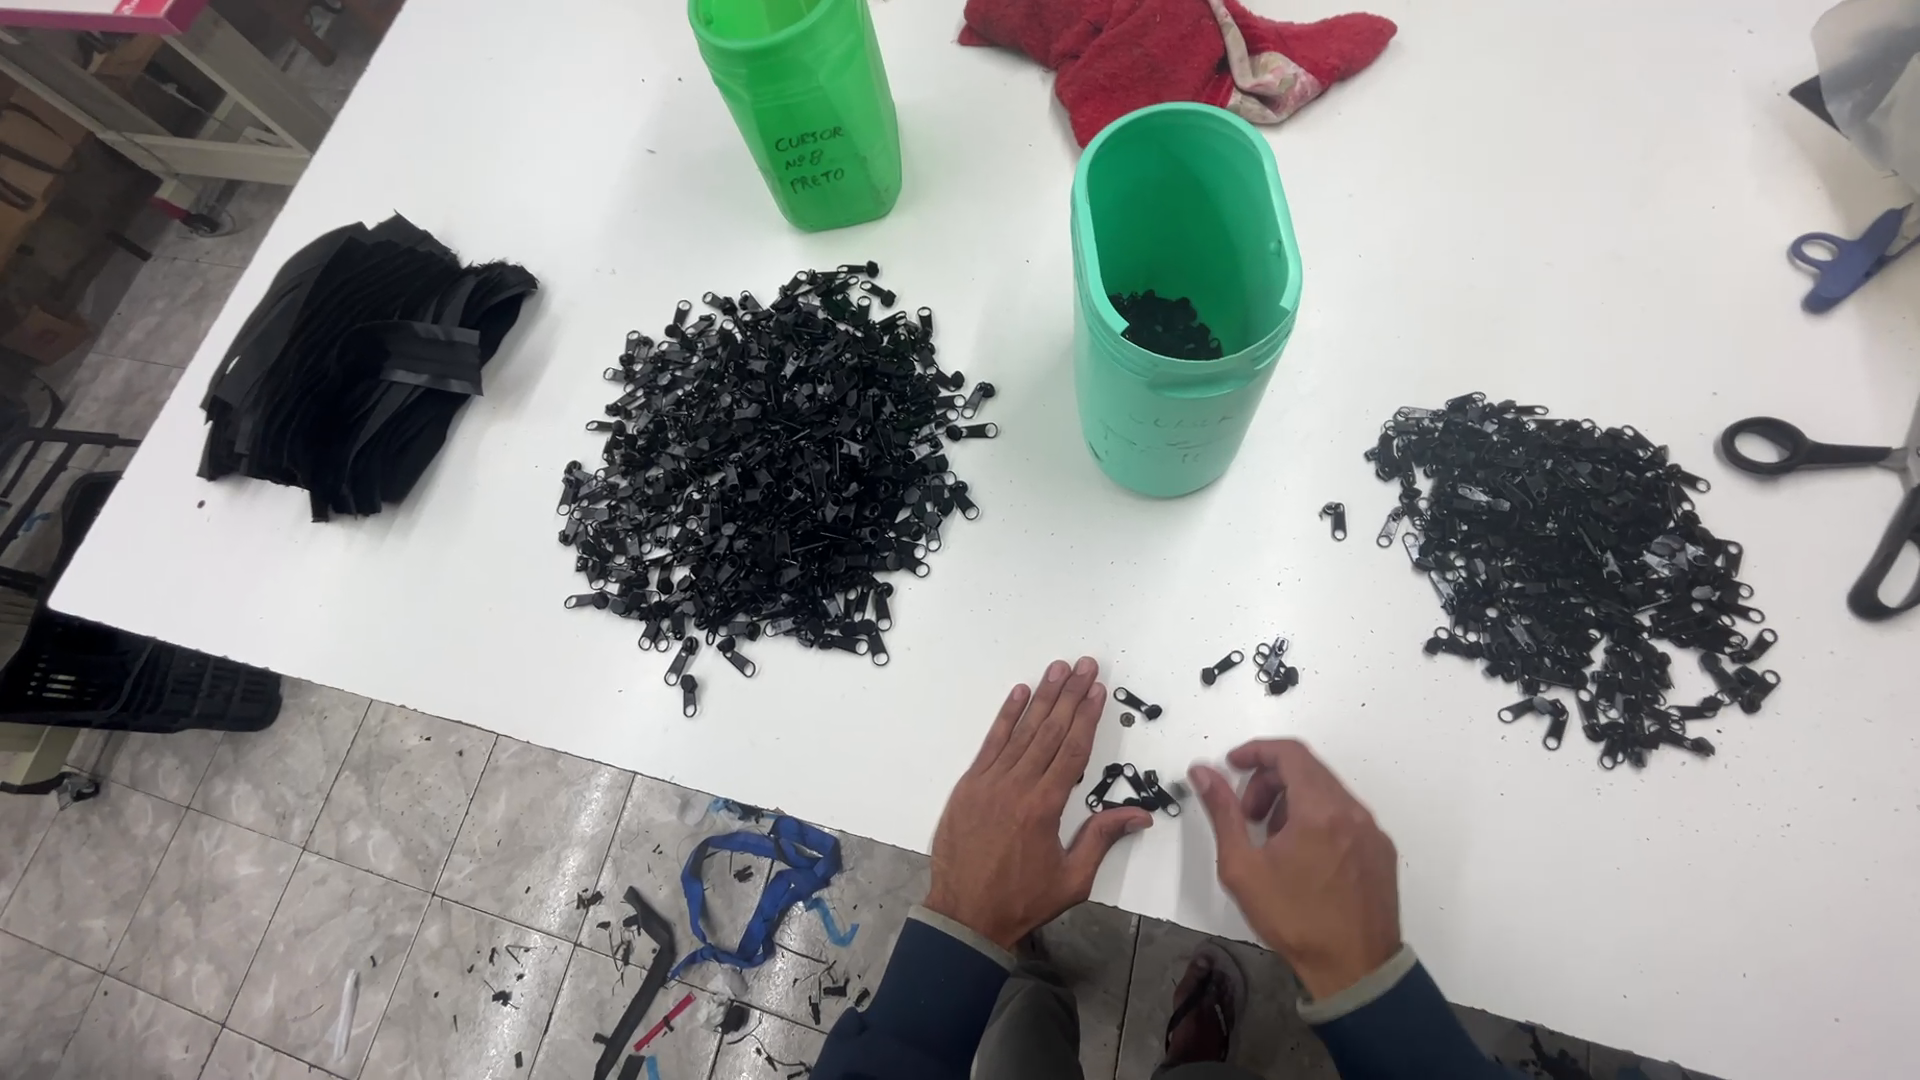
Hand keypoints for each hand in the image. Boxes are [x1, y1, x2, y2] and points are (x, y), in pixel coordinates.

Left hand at [924, 657, 1153, 948]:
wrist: (964, 915)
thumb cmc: (1022, 900)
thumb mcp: (1072, 878)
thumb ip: (1102, 838)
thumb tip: (1140, 814)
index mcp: (1044, 806)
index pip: (1073, 750)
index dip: (1087, 717)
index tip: (1097, 689)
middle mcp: (1017, 785)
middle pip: (1050, 731)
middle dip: (1070, 695)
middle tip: (1084, 665)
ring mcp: (989, 781)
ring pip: (1022, 731)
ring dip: (1041, 698)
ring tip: (1056, 669)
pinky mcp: (969, 784)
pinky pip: (991, 743)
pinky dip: (1005, 717)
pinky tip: (1018, 693)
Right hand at [1189, 739, 1400, 1000]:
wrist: (1356, 972)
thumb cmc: (1294, 918)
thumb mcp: (1243, 865)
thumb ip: (1222, 810)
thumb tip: (1202, 772)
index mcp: (1320, 810)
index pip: (1289, 752)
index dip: (1255, 751)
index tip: (1231, 766)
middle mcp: (1352, 812)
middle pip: (1306, 768)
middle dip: (1268, 779)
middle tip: (1246, 812)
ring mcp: (1371, 831)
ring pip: (1326, 790)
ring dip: (1291, 798)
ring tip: (1270, 836)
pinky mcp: (1381, 851)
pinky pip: (1344, 813)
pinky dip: (1315, 815)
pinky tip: (1300, 853)